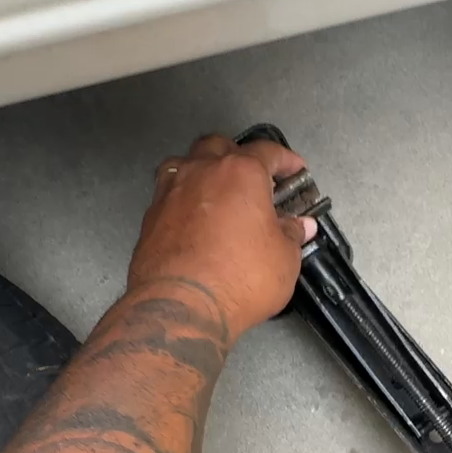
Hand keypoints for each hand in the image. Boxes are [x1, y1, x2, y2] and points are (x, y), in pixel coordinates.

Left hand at [133, 134, 316, 335]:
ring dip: (206, 171)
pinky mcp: (152, 216)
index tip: (294, 168)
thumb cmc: (238, 278)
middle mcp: (203, 172)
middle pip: (221, 147)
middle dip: (240, 156)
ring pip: (188, 163)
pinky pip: (171, 193)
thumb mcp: (284, 259)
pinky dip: (187, 198)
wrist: (183, 305)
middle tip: (256, 179)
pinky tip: (197, 218)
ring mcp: (172, 191)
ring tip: (220, 192)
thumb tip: (299, 226)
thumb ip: (292, 235)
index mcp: (242, 173)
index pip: (268, 152)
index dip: (286, 159)